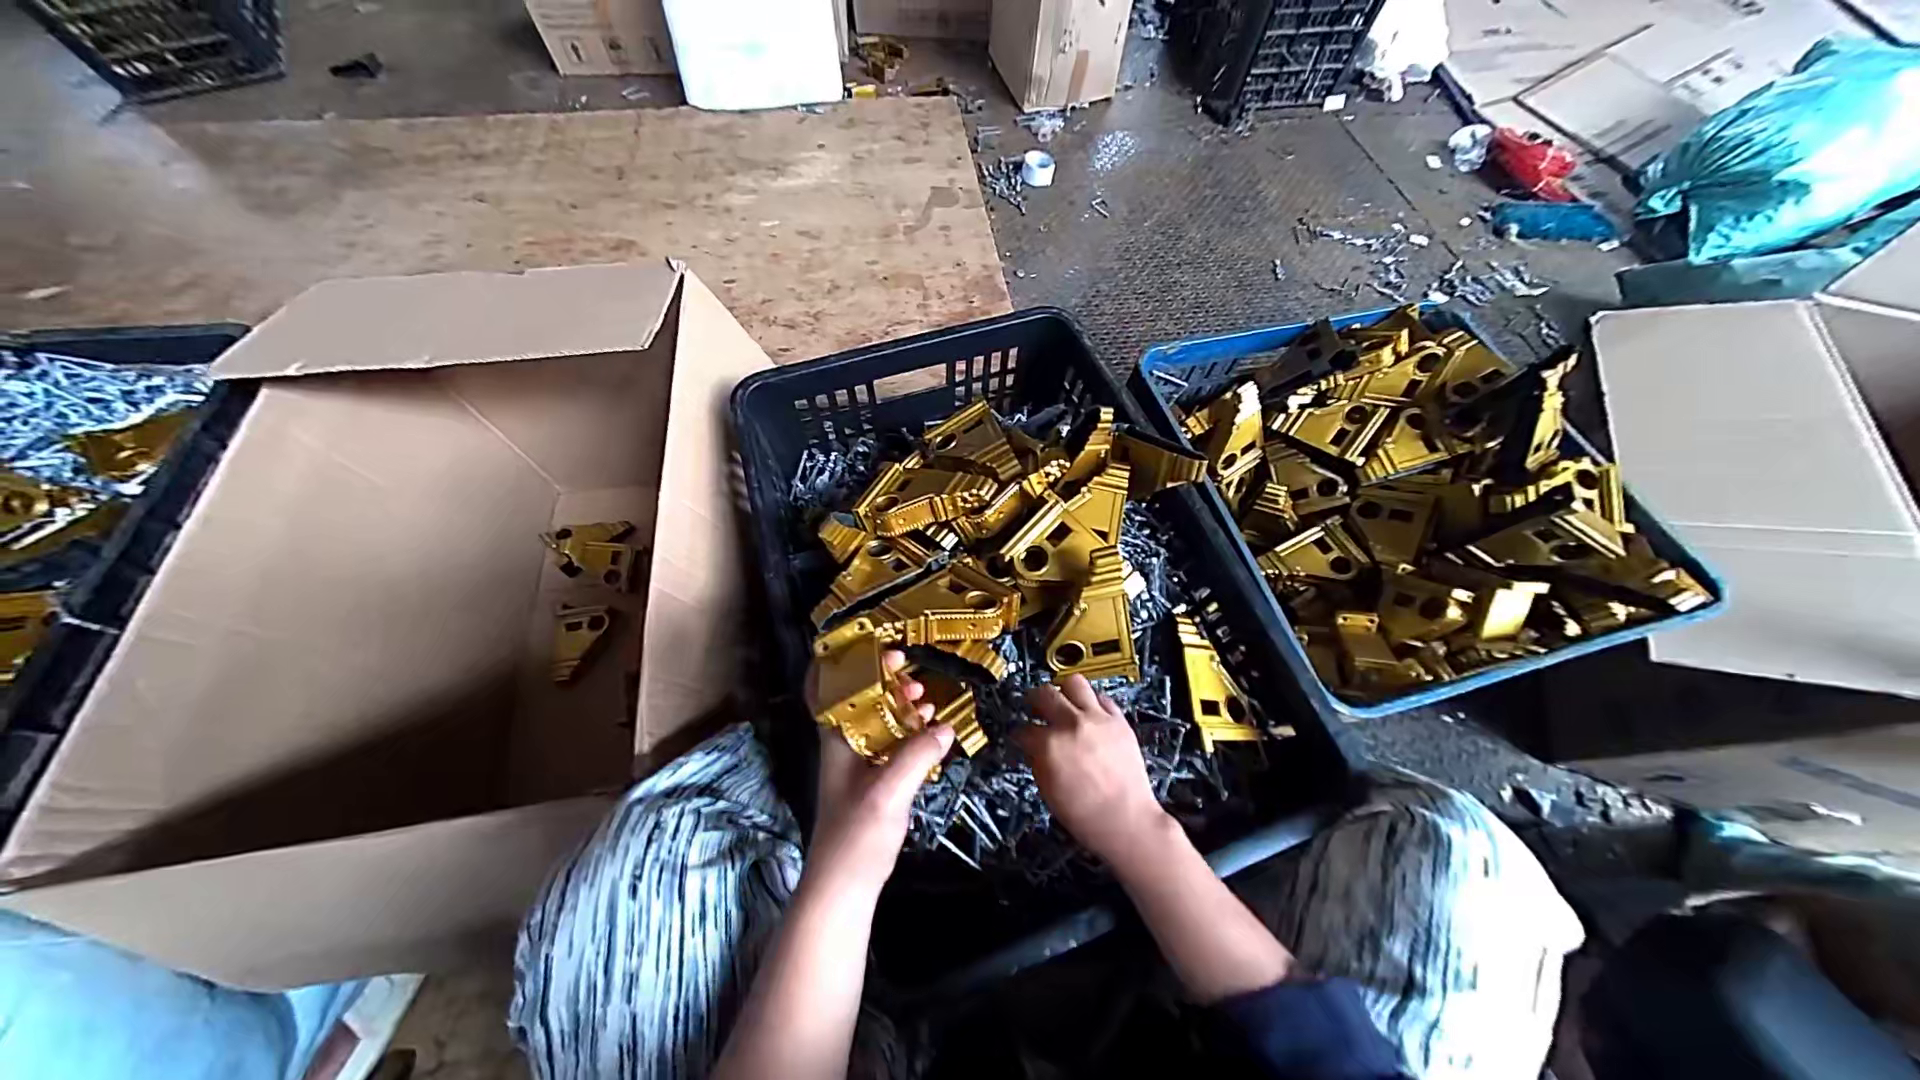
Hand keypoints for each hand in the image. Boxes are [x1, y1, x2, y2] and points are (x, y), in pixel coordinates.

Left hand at [805, 650, 952, 898]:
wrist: (844, 888)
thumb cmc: (856, 837)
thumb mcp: (888, 792)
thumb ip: (916, 756)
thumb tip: (944, 727)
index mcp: (837, 740)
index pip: (824, 689)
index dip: (838, 662)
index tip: (865, 644)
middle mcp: (844, 745)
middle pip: (857, 698)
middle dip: (879, 677)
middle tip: (905, 663)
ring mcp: (858, 764)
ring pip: (876, 719)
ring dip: (896, 701)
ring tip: (921, 692)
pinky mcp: (872, 782)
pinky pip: (890, 741)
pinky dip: (907, 728)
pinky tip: (928, 729)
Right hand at [1014, 674, 1171, 867]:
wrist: (1126, 820)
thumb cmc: (1085, 814)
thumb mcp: (1048, 789)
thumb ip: (1038, 759)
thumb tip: (1033, 745)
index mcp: (1049, 744)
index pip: (1024, 729)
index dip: (1020, 733)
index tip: (1022, 735)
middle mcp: (1071, 725)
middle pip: (1044, 693)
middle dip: (1035, 700)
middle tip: (1034, 706)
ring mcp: (1097, 719)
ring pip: (1074, 682)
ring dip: (1064, 690)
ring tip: (1063, 700)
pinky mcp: (1118, 720)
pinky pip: (1102, 698)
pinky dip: (1092, 702)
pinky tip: (1088, 712)